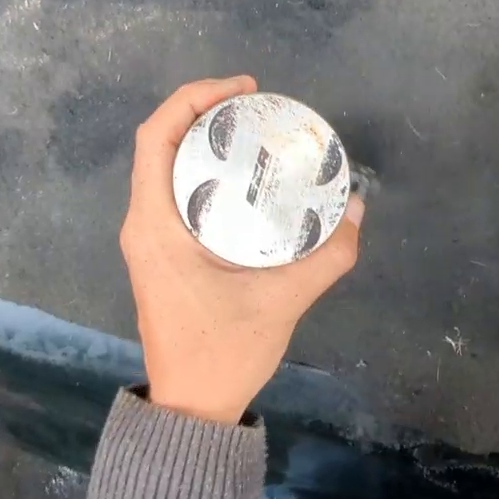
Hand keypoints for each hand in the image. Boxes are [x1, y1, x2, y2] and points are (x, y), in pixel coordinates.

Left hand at [120, 76, 364, 424]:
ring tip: (256, 133)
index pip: (157, 137)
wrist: (191, 408)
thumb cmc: (224, 353)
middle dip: (206, 113)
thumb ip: (327, 256)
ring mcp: (148, 240)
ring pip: (167, 168)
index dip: (194, 98)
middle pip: (161, 144)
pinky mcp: (161, 254)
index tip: (244, 90)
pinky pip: (176, 194)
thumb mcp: (282, 301)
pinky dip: (206, 173)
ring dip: (204, 142)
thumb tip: (356, 209)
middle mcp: (142, 224)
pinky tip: (247, 179)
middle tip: (259, 108)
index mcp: (154, 226)